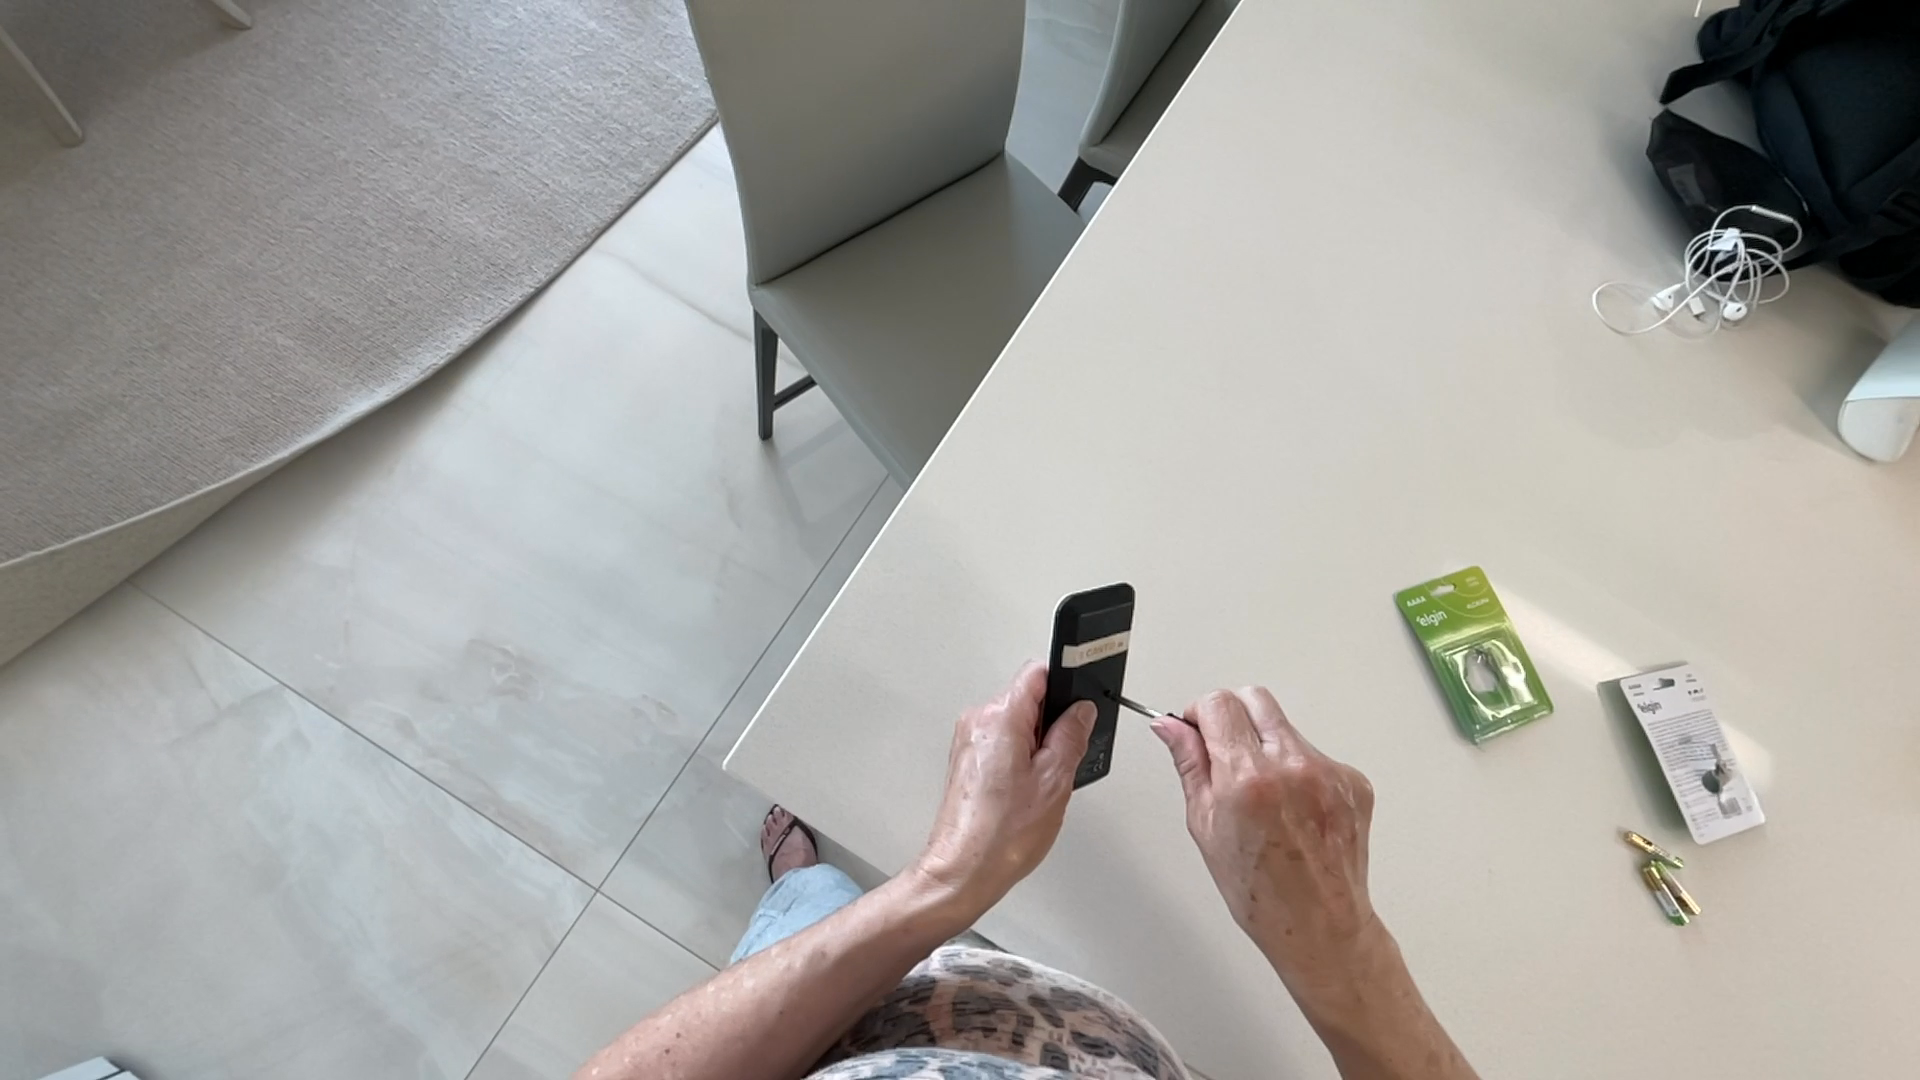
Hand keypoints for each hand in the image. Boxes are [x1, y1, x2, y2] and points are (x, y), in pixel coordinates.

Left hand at [911, 661, 1095, 919]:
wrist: (962, 870)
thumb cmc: (1000, 835)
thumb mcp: (1054, 781)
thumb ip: (1070, 736)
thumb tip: (1081, 712)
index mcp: (1000, 717)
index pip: (1037, 674)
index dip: (1064, 683)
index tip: (1080, 699)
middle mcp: (979, 721)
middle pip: (1027, 698)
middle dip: (1051, 722)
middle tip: (1063, 759)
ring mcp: (970, 739)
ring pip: (1016, 722)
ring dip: (1036, 743)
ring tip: (1042, 783)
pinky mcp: (967, 758)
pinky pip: (1002, 741)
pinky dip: (1020, 756)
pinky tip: (1026, 789)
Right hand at [1151, 688, 1382, 997]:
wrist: (1319, 926)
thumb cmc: (1258, 888)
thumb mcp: (1204, 823)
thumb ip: (1189, 763)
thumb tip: (1169, 727)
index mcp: (1247, 777)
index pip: (1217, 703)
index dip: (1198, 713)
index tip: (1195, 729)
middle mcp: (1291, 766)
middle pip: (1253, 697)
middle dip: (1231, 714)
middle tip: (1224, 747)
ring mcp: (1327, 772)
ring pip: (1283, 724)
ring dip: (1264, 740)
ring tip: (1261, 788)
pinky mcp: (1352, 780)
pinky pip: (1312, 750)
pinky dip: (1295, 765)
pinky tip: (1290, 804)